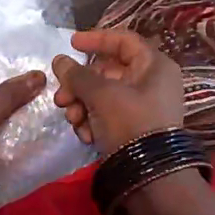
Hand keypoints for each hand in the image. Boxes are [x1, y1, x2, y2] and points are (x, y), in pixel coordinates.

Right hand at [52, 29, 185, 154]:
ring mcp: (143, 107)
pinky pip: (108, 116)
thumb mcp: (102, 95)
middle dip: (80, 85)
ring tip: (72, 120)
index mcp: (154, 66)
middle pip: (108, 72)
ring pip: (103, 96)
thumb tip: (59, 60)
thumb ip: (77, 75)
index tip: (71, 44)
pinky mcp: (134, 128)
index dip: (96, 39)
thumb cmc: (131, 123)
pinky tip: (85, 135)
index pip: (124, 41)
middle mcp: (151, 83)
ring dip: (82, 106)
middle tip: (61, 98)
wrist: (150, 175)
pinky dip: (93, 122)